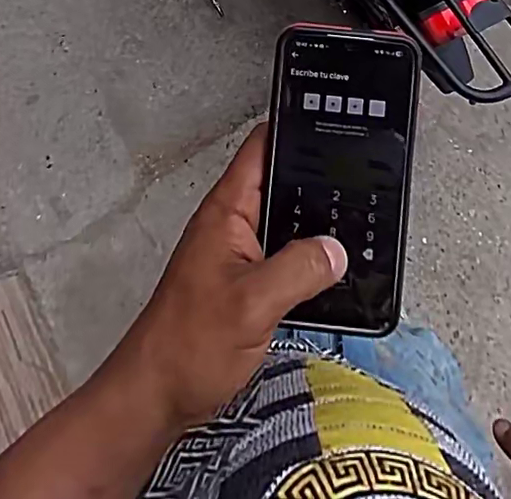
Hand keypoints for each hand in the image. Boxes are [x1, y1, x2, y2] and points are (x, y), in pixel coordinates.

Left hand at [97, 123, 345, 430]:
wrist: (157, 393)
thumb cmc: (187, 345)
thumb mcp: (252, 303)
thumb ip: (298, 269)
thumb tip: (335, 249)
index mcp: (226, 211)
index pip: (260, 148)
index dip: (291, 128)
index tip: (324, 118)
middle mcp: (230, 223)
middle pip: (277, 179)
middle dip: (312, 175)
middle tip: (354, 170)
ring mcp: (235, 250)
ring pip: (282, 218)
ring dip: (310, 218)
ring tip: (348, 215)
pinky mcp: (242, 277)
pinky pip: (281, 250)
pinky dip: (303, 252)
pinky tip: (326, 265)